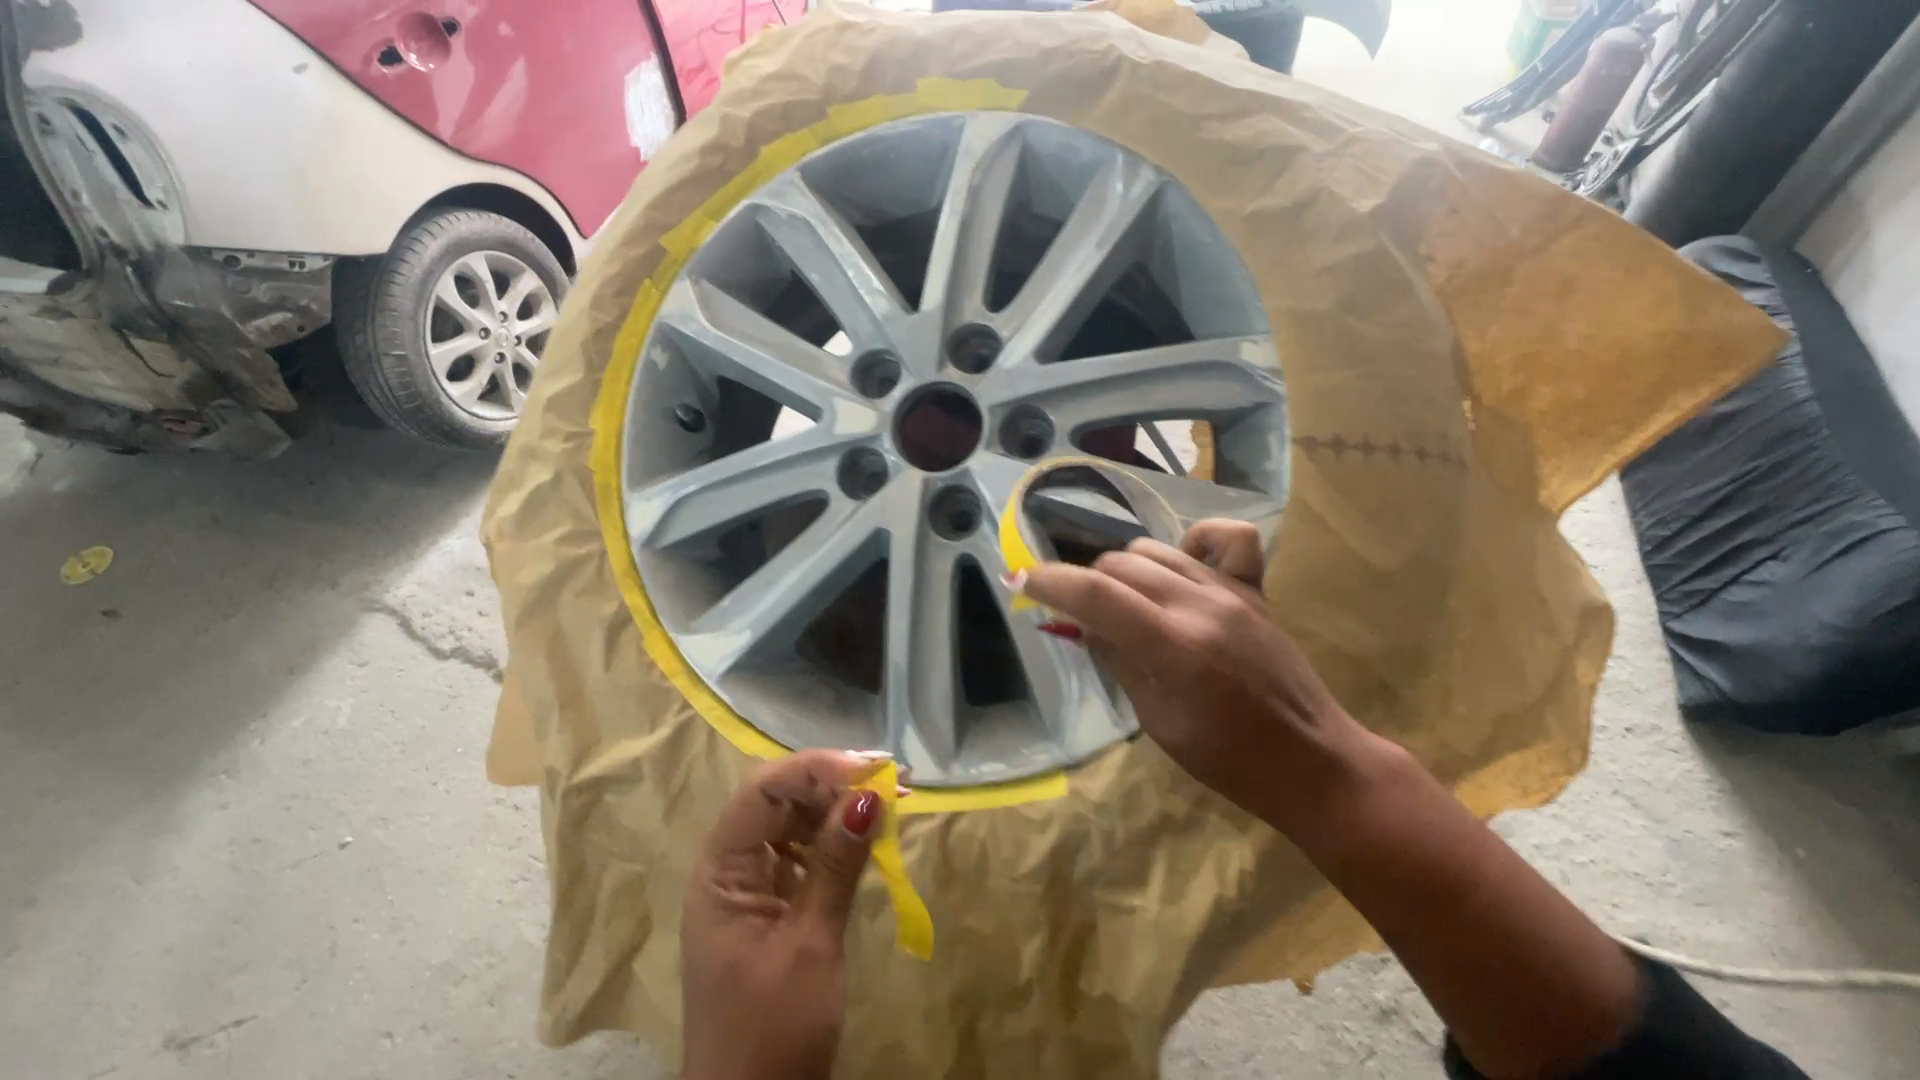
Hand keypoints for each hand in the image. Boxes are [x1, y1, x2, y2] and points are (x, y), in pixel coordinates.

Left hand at [681, 750, 893, 1079]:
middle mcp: (729, 870)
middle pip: (776, 800)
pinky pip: (801, 856)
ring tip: (889, 803)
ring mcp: (750, 890)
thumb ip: (835, 864)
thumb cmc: (772, 1030)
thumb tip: (868, 795)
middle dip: (832, 782)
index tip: (874, 770)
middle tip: (893, 781)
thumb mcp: (810, 943)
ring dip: (837, 808)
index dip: (816, 769)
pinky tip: (867, 840)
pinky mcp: (772, 911)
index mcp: (721, 872)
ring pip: (791, 825)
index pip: (763, 791)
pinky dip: (834, 842)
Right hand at [1034, 523, 1647, 1078]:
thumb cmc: (1227, 759)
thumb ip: (1118, 659)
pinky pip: (1226, 540)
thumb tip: (1079, 622)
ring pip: (1156, 550)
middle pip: (1120, 565)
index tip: (1022, 582)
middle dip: (1086, 584)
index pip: (1095, 594)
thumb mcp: (1157, 720)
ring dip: (1125, 570)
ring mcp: (1233, 592)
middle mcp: (1201, 604)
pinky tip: (1182, 567)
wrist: (1310, 760)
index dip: (1049, 582)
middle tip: (1078, 615)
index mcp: (1173, 645)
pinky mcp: (1256, 592)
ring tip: (1123, 602)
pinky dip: (1194, 542)